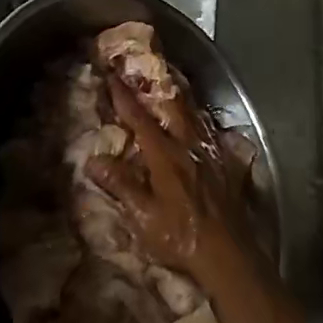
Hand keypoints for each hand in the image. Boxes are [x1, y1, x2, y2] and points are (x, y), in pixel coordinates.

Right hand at [84, 75, 252, 282]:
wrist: (226, 249)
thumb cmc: (179, 236)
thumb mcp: (143, 216)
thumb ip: (121, 185)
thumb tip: (94, 159)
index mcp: (166, 155)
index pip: (140, 120)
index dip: (125, 98)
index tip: (113, 77)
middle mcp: (190, 144)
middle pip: (173, 107)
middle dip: (157, 88)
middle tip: (145, 73)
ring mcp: (212, 150)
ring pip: (195, 115)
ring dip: (180, 100)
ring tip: (171, 87)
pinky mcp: (228, 160)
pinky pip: (213, 130)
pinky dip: (202, 120)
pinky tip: (201, 121)